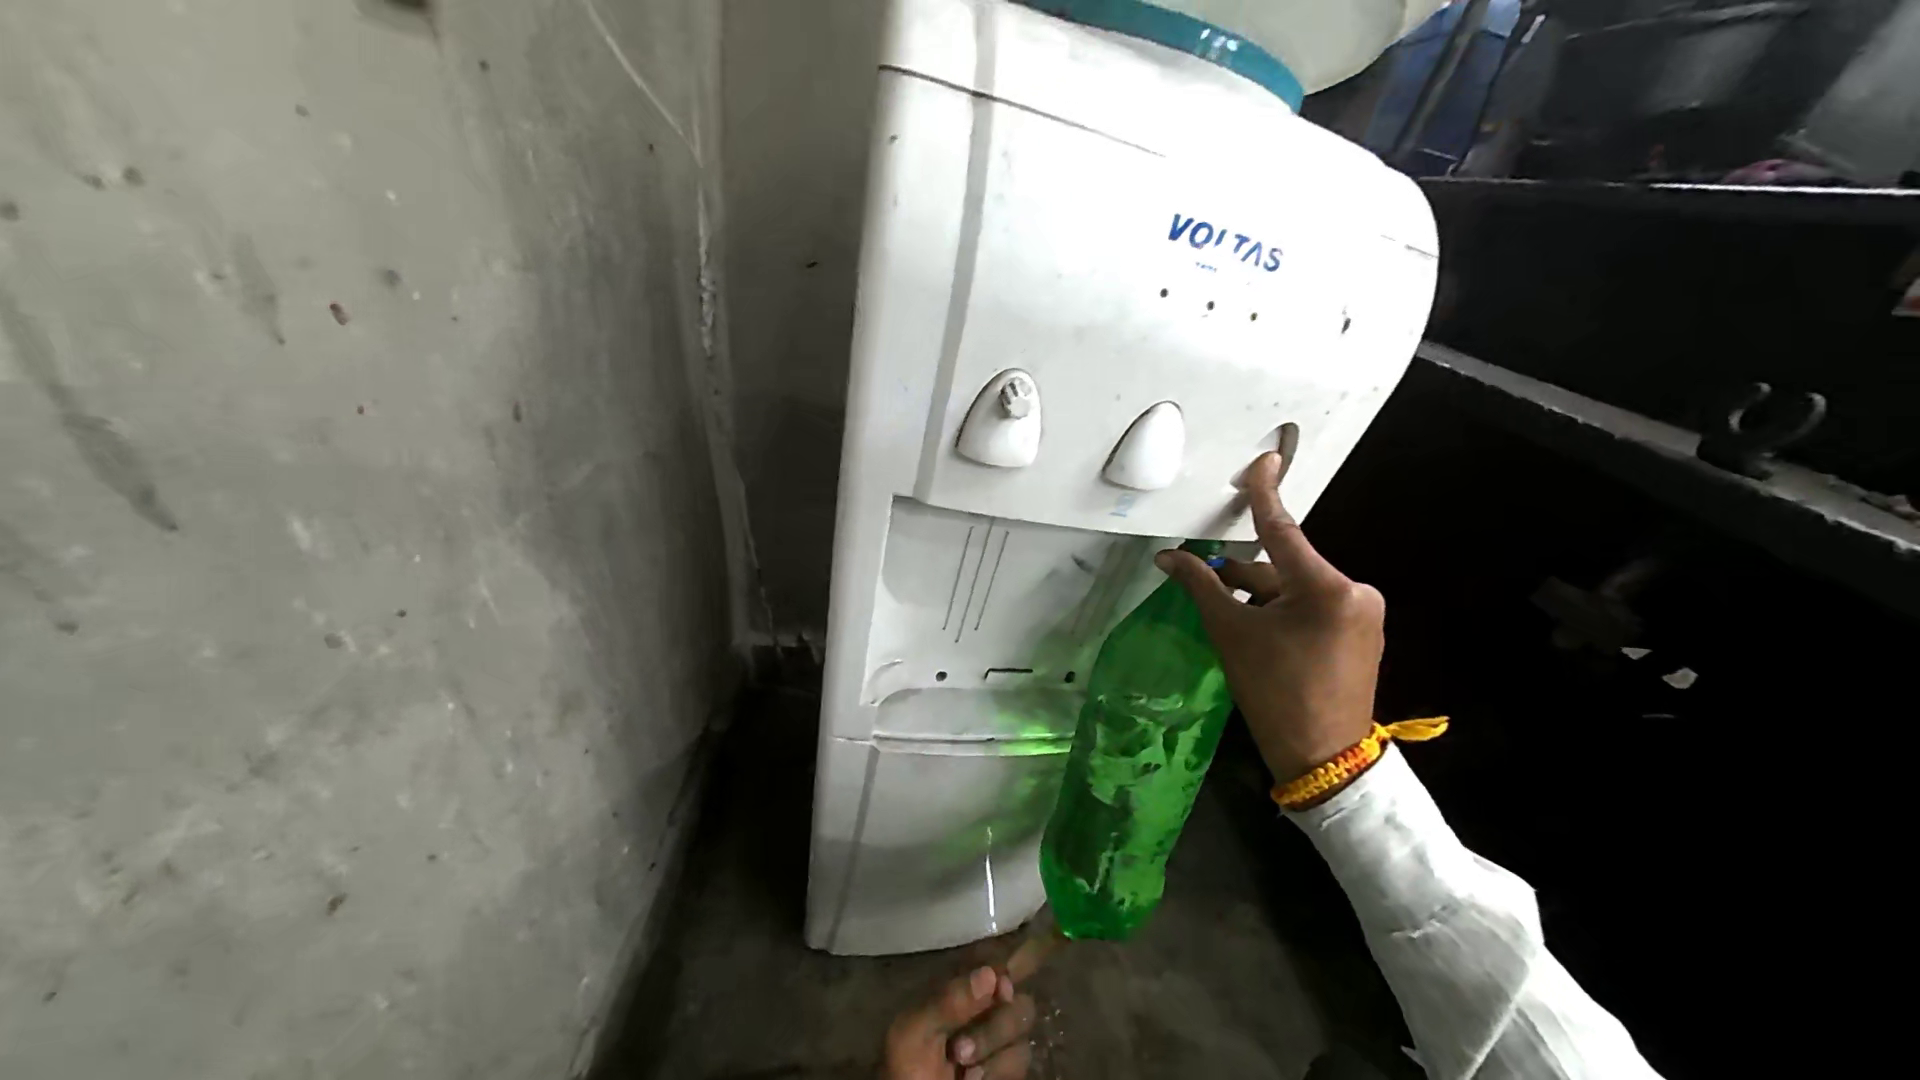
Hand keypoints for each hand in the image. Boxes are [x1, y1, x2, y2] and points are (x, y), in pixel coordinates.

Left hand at [883, 965, 1035, 1079]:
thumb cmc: (905, 1070)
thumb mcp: (913, 1033)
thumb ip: (949, 1001)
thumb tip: (991, 975)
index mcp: (955, 982)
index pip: (990, 950)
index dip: (1008, 950)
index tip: (1004, 979)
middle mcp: (981, 1000)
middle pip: (1014, 985)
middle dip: (995, 1016)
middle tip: (964, 1043)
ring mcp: (997, 1033)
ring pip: (1023, 1017)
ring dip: (992, 1043)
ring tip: (963, 1066)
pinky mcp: (1008, 1065)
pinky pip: (1023, 1054)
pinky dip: (1000, 1069)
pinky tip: (974, 1079)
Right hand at [1155, 452, 1382, 782]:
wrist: (1323, 756)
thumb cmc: (1274, 691)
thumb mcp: (1232, 633)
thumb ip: (1202, 586)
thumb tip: (1168, 556)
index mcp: (1327, 588)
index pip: (1284, 529)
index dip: (1266, 492)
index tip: (1264, 458)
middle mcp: (1354, 591)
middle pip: (1285, 567)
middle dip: (1246, 576)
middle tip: (1208, 582)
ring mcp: (1363, 613)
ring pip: (1297, 588)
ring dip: (1261, 597)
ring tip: (1232, 620)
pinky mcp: (1362, 632)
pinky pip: (1312, 606)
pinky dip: (1281, 610)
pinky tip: (1258, 632)